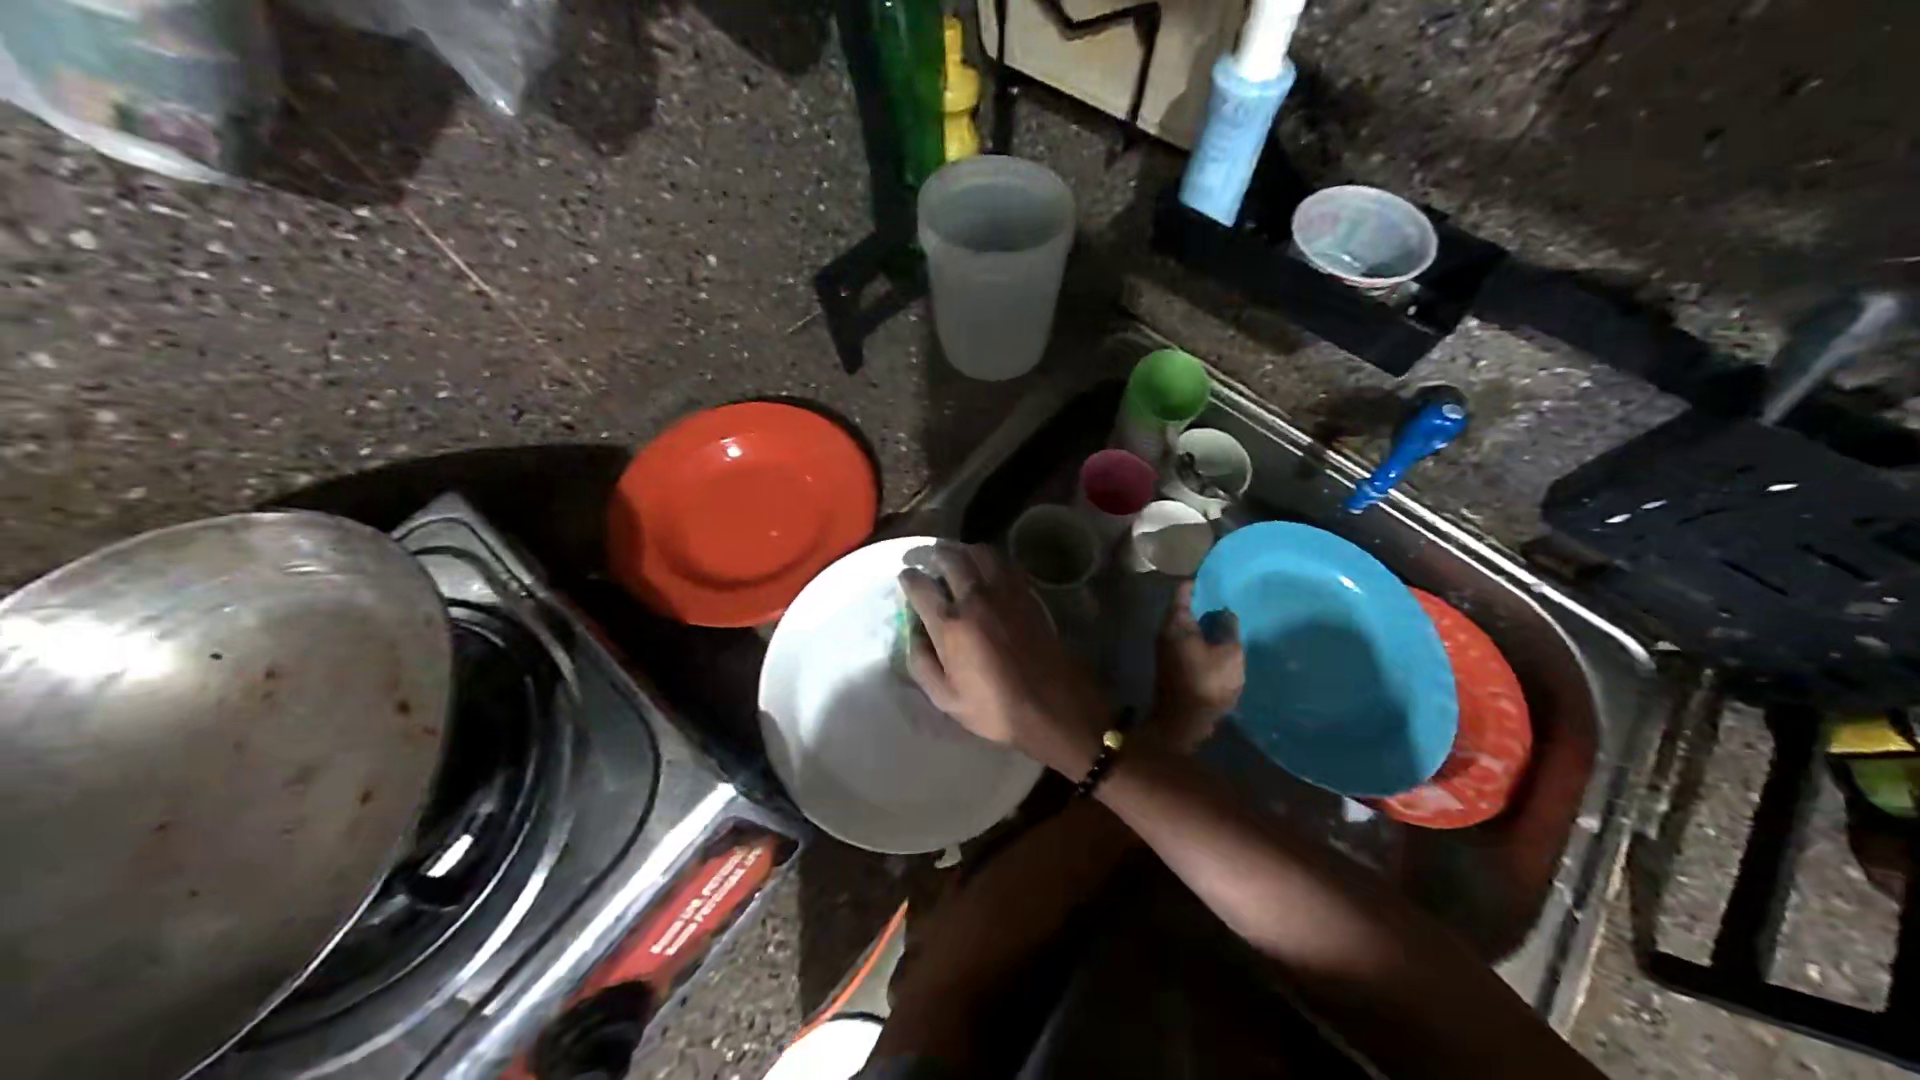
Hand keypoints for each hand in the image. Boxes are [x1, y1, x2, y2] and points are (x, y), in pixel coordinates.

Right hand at [899, 543, 1107, 776]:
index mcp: (951, 624)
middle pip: (948, 557)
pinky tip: (983, 567)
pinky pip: (1004, 562)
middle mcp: (975, 598)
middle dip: (930, 553)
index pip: (920, 585)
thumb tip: (912, 635)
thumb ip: (921, 663)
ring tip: (952, 556)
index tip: (905, 577)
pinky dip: (987, 558)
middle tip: (923, 558)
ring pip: (978, 552)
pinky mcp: (1027, 593)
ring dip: (960, 549)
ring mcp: (1004, 592)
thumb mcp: (945, 698)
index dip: (908, 577)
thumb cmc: (995, 708)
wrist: (1052, 705)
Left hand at [1149, 581, 1243, 750]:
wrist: (1183, 723)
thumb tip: (1224, 611)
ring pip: (1187, 625)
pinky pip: (1189, 640)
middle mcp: (1165, 631)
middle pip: (1184, 607)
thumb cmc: (1206, 684)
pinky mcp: (1173, 663)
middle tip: (1230, 592)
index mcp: (1175, 623)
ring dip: (1205, 620)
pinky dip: (1203, 635)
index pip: (1183, 591)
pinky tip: (1221, 637)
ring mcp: (1167, 648)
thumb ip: (1227, 628)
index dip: (1199, 580)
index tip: (1217, 573)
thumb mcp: (1227, 654)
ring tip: (1230, 613)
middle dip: (1204, 599)